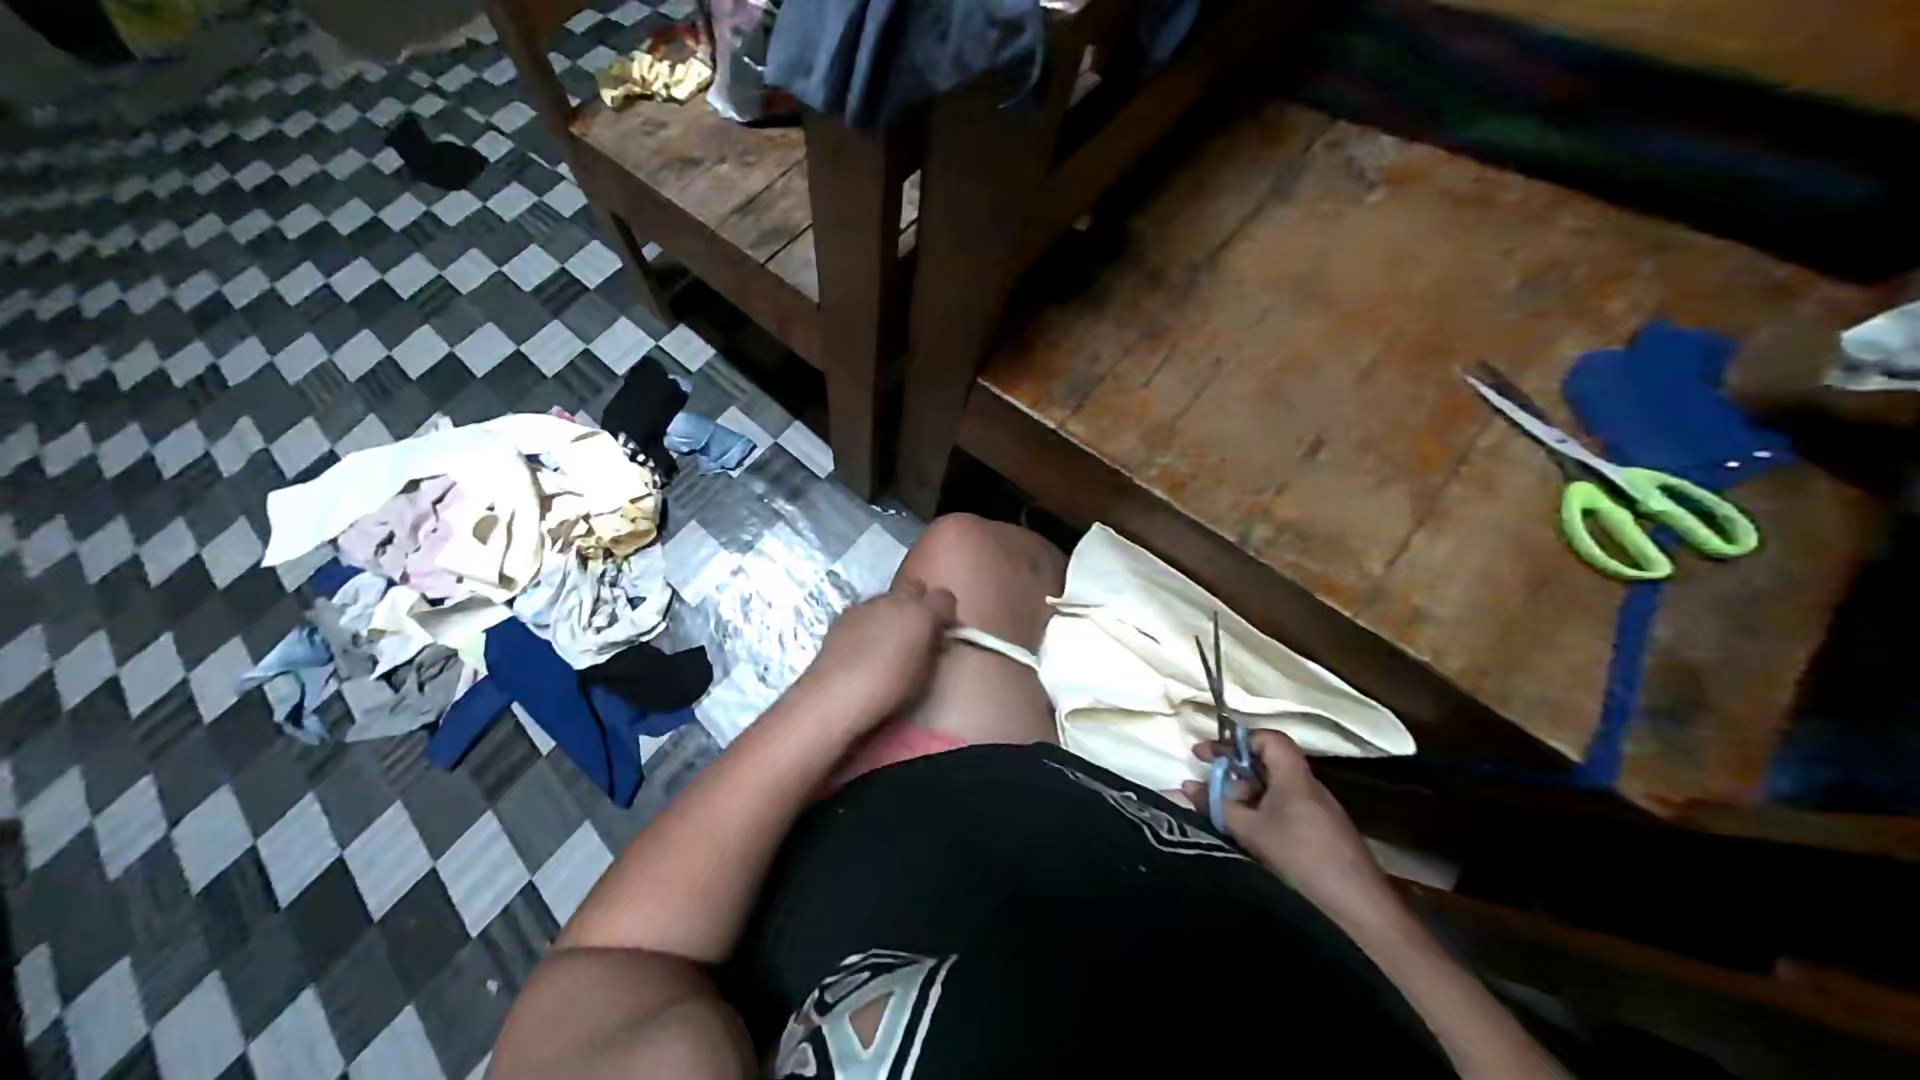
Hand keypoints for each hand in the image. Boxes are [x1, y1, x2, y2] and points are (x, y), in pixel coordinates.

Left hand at [795, 579, 957, 731]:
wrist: (837, 692)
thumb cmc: (890, 687)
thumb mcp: (925, 672)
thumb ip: (933, 646)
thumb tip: (934, 636)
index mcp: (921, 612)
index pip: (945, 597)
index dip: (946, 613)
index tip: (944, 630)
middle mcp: (895, 600)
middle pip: (915, 587)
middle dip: (919, 602)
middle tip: (917, 630)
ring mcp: (867, 604)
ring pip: (888, 598)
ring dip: (893, 611)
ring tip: (887, 640)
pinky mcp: (844, 614)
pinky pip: (866, 610)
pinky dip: (870, 621)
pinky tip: (864, 645)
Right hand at [1180, 730, 1395, 919]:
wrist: (1360, 909)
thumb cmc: (1301, 858)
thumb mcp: (1250, 831)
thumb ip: (1217, 805)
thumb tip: (1187, 787)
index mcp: (1294, 776)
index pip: (1268, 738)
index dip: (1238, 740)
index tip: (1210, 755)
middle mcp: (1309, 787)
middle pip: (1269, 763)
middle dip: (1235, 770)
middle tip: (1209, 783)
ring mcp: (1319, 811)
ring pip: (1276, 789)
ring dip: (1247, 794)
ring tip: (1225, 812)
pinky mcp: (1323, 834)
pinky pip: (1286, 809)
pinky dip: (1263, 812)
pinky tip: (1250, 834)